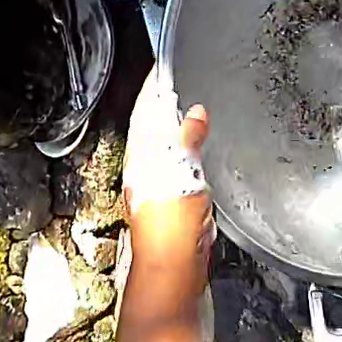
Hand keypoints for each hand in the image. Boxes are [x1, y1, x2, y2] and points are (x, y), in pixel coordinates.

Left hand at [122, 66, 212, 272]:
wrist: (174, 274)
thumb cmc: (172, 230)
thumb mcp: (181, 175)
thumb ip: (188, 142)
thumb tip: (195, 112)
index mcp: (142, 159)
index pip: (145, 113)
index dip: (152, 89)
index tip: (161, 67)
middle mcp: (147, 171)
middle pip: (152, 128)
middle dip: (163, 104)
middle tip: (178, 82)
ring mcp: (160, 188)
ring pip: (166, 147)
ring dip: (175, 127)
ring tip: (189, 109)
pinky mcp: (175, 203)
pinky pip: (181, 166)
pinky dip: (189, 151)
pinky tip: (199, 153)